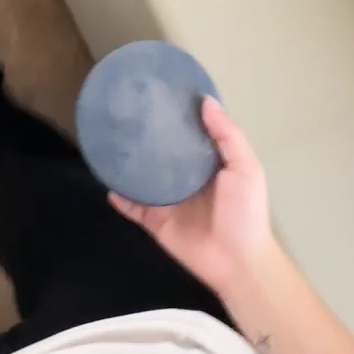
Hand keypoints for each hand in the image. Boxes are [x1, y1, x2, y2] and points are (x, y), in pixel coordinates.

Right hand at [111, 99, 275, 294]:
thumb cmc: (245, 211)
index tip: (159, 92)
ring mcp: (167, 200)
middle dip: (146, 137)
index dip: (177, 114)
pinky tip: (107, 183)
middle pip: (160, 153)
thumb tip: (206, 100)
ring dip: (127, 165)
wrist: (237, 261)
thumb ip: (227, 135)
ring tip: (109, 144)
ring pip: (142, 178)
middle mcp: (184, 178)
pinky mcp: (155, 222)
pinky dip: (119, 196)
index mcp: (206, 163)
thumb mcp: (245, 167)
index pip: (188, 133)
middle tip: (126, 114)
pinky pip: (132, 207)